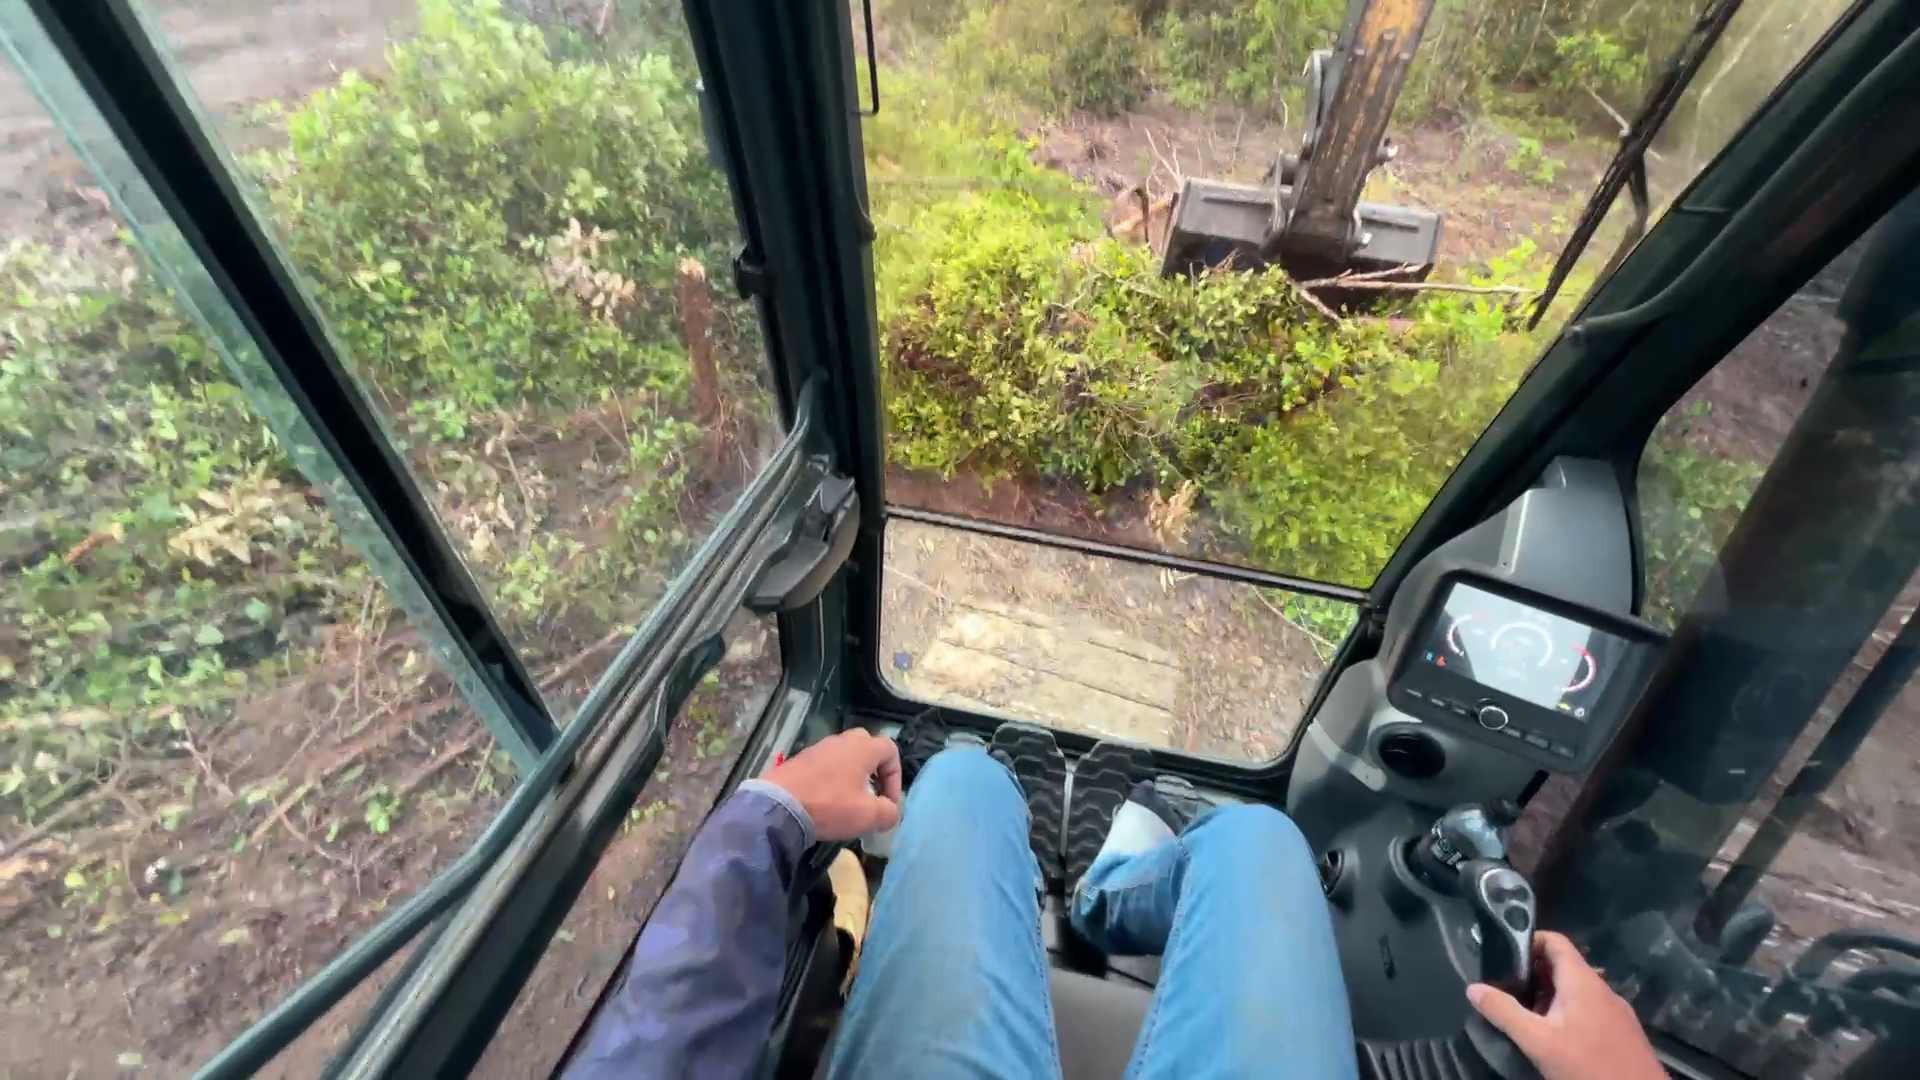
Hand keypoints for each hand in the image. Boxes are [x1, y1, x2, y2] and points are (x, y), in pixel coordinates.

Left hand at [762, 729, 902, 841]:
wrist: (779, 806)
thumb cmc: (829, 806)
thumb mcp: (867, 815)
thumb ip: (888, 813)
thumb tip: (891, 812)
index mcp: (862, 748)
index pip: (891, 750)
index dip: (896, 776)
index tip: (889, 802)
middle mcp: (842, 741)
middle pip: (867, 746)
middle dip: (874, 769)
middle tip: (871, 793)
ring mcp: (819, 748)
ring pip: (845, 755)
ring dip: (852, 775)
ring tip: (849, 801)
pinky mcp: (801, 759)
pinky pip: (826, 763)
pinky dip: (832, 778)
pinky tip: (826, 801)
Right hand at [1467, 931, 1664, 1079]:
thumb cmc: (1591, 1069)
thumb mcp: (1538, 1042)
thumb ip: (1502, 1011)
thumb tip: (1472, 989)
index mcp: (1583, 983)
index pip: (1554, 940)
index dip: (1527, 940)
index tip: (1504, 955)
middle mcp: (1604, 992)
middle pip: (1563, 966)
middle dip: (1533, 974)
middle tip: (1509, 989)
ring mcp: (1620, 1016)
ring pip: (1577, 992)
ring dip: (1550, 997)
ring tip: (1528, 1017)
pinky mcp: (1627, 1038)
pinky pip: (1592, 1012)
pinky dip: (1570, 1015)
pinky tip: (1558, 1040)